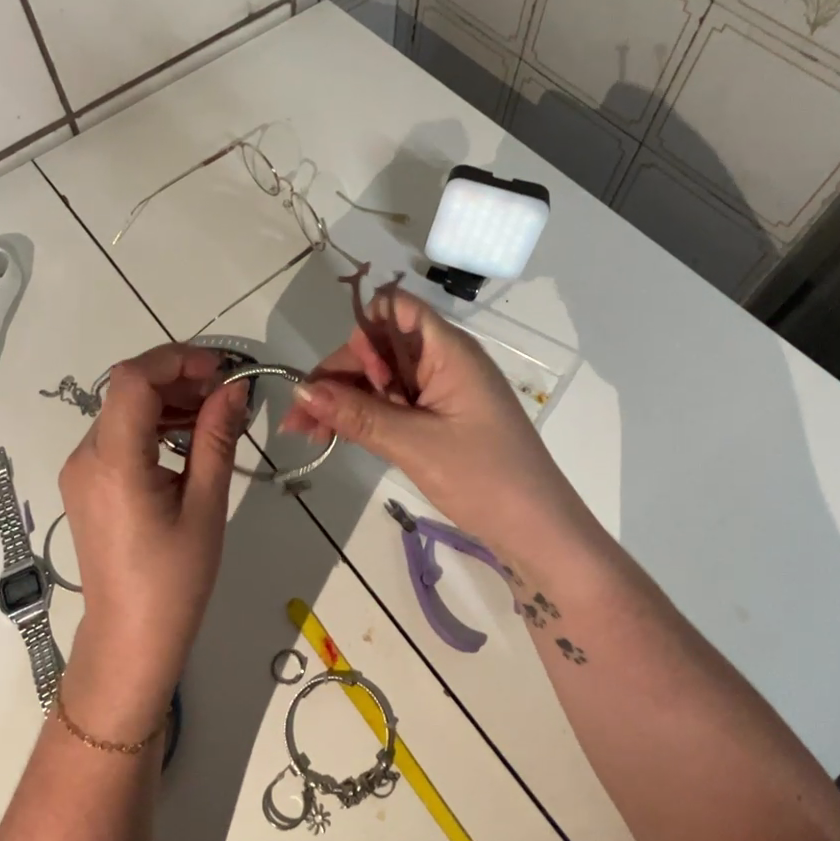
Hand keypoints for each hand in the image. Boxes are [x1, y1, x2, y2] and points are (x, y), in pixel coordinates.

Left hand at [57, 344, 247, 736]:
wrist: (130, 640)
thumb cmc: (174, 581)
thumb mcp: (205, 507)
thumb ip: (216, 439)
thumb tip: (235, 388)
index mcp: (113, 462)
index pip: (133, 380)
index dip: (176, 360)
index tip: (220, 369)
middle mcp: (85, 457)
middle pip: (127, 390)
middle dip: (178, 378)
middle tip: (227, 392)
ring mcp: (80, 470)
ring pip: (123, 410)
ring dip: (168, 401)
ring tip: (216, 414)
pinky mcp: (85, 483)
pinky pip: (118, 436)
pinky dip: (153, 425)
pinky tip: (187, 438)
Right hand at [279, 291, 575, 543]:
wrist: (539, 532)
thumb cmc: (485, 479)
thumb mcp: (414, 444)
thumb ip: (357, 413)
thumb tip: (301, 390)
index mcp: (448, 351)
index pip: (394, 308)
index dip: (361, 330)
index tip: (341, 375)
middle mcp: (443, 361)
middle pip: (378, 348)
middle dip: (337, 376)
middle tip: (300, 420)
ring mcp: (442, 391)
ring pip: (380, 379)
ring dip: (344, 401)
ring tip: (308, 435)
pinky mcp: (439, 419)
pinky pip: (393, 405)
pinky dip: (364, 417)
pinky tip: (335, 436)